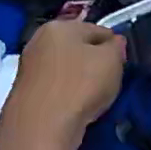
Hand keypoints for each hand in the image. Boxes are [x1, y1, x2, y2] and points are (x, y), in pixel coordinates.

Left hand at [0, 20, 125, 149]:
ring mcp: (29, 65)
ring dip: (80, 77)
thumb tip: (115, 42)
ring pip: (65, 67)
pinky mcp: (25, 90)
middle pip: (77, 47)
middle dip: (94, 61)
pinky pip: (56, 85)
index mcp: (61, 25)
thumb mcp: (112, 61)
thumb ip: (117, 48)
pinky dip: (67, 92)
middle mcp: (40, 39)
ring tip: (94, 96)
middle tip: (110, 80)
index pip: (98, 30)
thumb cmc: (82, 85)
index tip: (124, 63)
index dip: (115, 46)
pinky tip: (76, 105)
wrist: (43, 123)